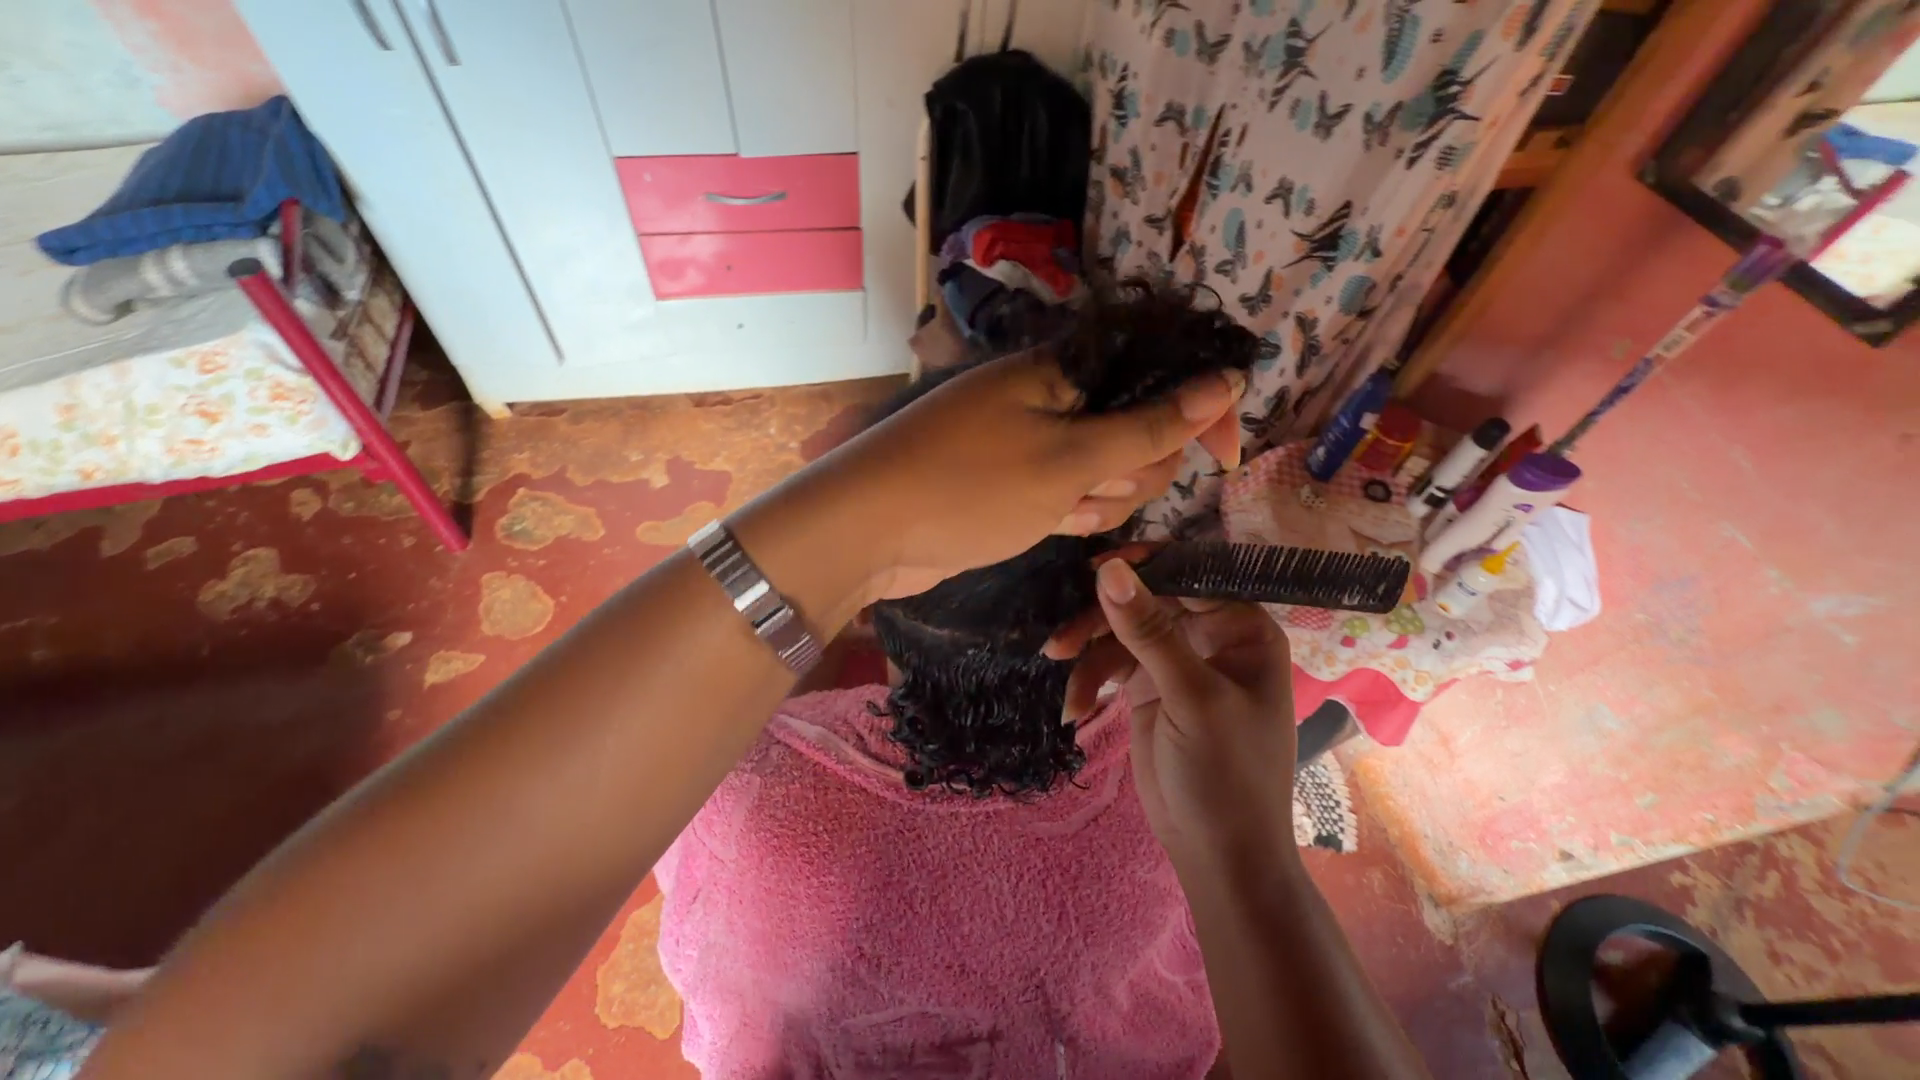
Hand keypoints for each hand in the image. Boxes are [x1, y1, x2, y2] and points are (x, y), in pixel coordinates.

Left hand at [786, 350, 1245, 603]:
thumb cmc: (968, 485)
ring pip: (1105, 470)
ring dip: (1098, 499)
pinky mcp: (1016, 486)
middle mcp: (1050, 400)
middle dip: (1131, 471)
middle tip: (1089, 489)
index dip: (1198, 413)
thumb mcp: (1068, 458)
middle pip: (1136, 431)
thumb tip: (1226, 381)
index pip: (1158, 377)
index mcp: (1063, 371)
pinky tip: (1051, 525)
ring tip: (1057, 512)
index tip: (1227, 455)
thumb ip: (1149, 425)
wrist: (868, 531)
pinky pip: (1069, 494)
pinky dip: (1069, 513)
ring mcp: (1031, 445)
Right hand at [1067, 559, 1297, 878]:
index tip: (1092, 568)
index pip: (1190, 577)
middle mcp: (1211, 637)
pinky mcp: (1149, 689)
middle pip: (1147, 602)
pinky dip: (1089, 681)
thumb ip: (1148, 632)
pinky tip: (1075, 708)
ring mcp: (1177, 663)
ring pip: (1122, 633)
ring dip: (1087, 652)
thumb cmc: (1226, 773)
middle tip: (1060, 637)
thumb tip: (1109, 569)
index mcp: (1243, 629)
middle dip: (1102, 618)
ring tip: (1057, 667)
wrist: (1219, 853)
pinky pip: (1111, 665)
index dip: (1143, 568)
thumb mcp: (1190, 698)